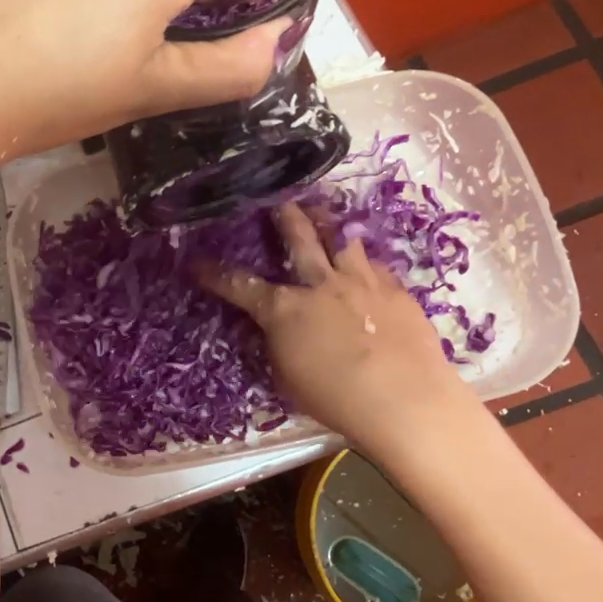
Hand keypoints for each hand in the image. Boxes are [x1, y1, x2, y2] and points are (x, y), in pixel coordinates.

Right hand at [201, 203, 478, 457]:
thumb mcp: (286, 377)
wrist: (405, 401)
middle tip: (277, 200)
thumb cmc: (335, 399)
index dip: (214, 273)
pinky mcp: (396, 289)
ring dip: (326, 221)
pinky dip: (361, 256)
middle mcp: (319, 284)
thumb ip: (277, 344)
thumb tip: (274, 330)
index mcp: (283, 310)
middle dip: (283, 217)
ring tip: (321, 208)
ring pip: (340, 238)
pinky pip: (373, 262)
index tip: (197, 262)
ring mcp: (361, 282)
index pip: (239, 285)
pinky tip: (362, 258)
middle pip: (298, 239)